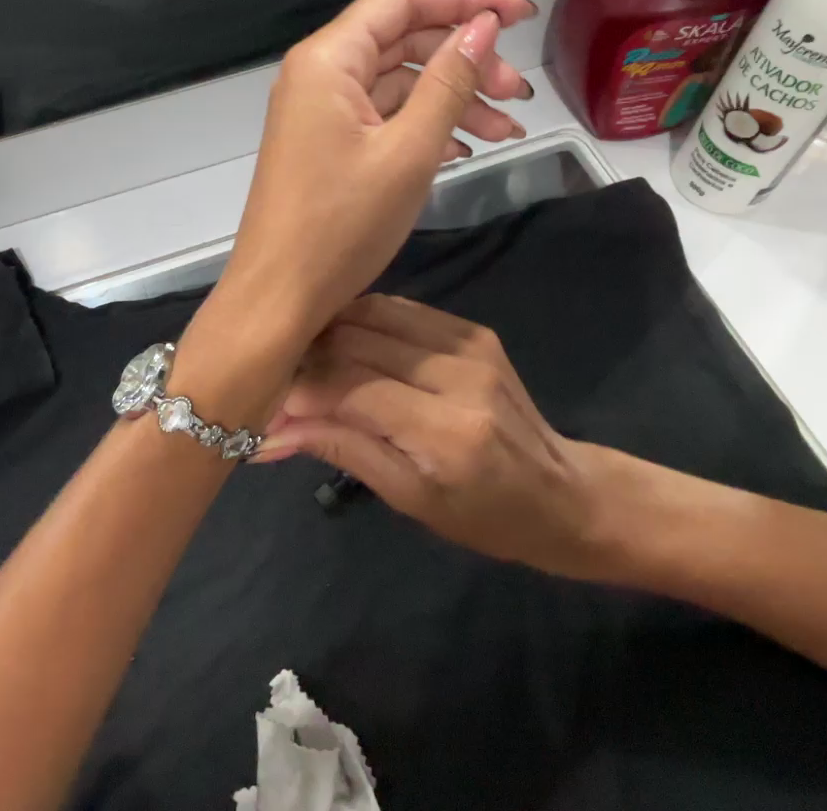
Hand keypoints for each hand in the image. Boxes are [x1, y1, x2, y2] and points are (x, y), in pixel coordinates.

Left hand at [207, 0, 535, 350]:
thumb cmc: (341, 226)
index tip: (522, 16)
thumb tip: (485, 26)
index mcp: (329, 60)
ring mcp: (321, 113)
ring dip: (453, 100)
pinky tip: (465, 149)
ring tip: (506, 132)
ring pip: (399, 84)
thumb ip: (449, 83)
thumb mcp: (408, 152)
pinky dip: (425, 127)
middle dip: (466, 61)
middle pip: (404, 40)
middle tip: (520, 96)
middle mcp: (319, 74)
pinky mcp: (327, 146)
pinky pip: (383, 118)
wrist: (278, 297)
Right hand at [261, 295, 623, 581]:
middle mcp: (458, 373)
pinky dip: (362, 322)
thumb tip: (266, 435)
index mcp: (444, 430)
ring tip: (302, 358)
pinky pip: (401, 310)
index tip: (263, 402)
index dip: (298, 389)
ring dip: (329, 331)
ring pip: (374, 313)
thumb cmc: (483, 516)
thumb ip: (341, 450)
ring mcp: (469, 344)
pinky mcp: (473, 330)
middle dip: (306, 356)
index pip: (350, 385)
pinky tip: (342, 343)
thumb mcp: (408, 497)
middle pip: (357, 340)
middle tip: (275, 379)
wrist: (562, 494)